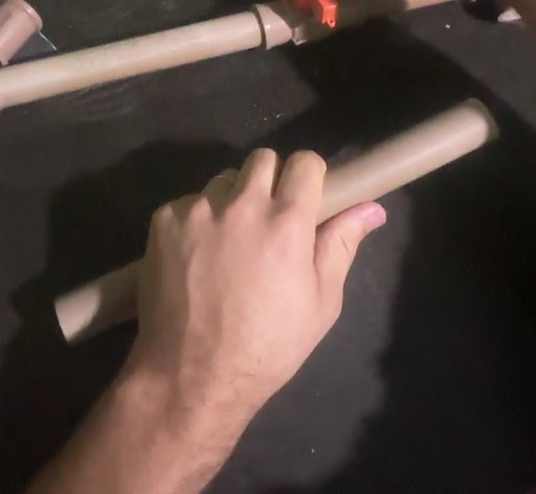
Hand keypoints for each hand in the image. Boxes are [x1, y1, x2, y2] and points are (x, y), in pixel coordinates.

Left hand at [123, 147, 386, 435]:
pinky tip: (198, 256)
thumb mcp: (320, 304)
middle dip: (271, 180)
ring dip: (232, 200)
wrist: (192, 375)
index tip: (307, 196)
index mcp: (286, 223)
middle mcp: (241, 205)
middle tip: (269, 218)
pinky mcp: (164, 219)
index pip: (304, 162)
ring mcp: (198, 210)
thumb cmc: (267, 346)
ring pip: (224, 180)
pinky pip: (189, 202)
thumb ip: (341, 245)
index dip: (309, 176)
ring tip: (230, 242)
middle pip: (263, 159)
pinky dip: (197, 220)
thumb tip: (371, 208)